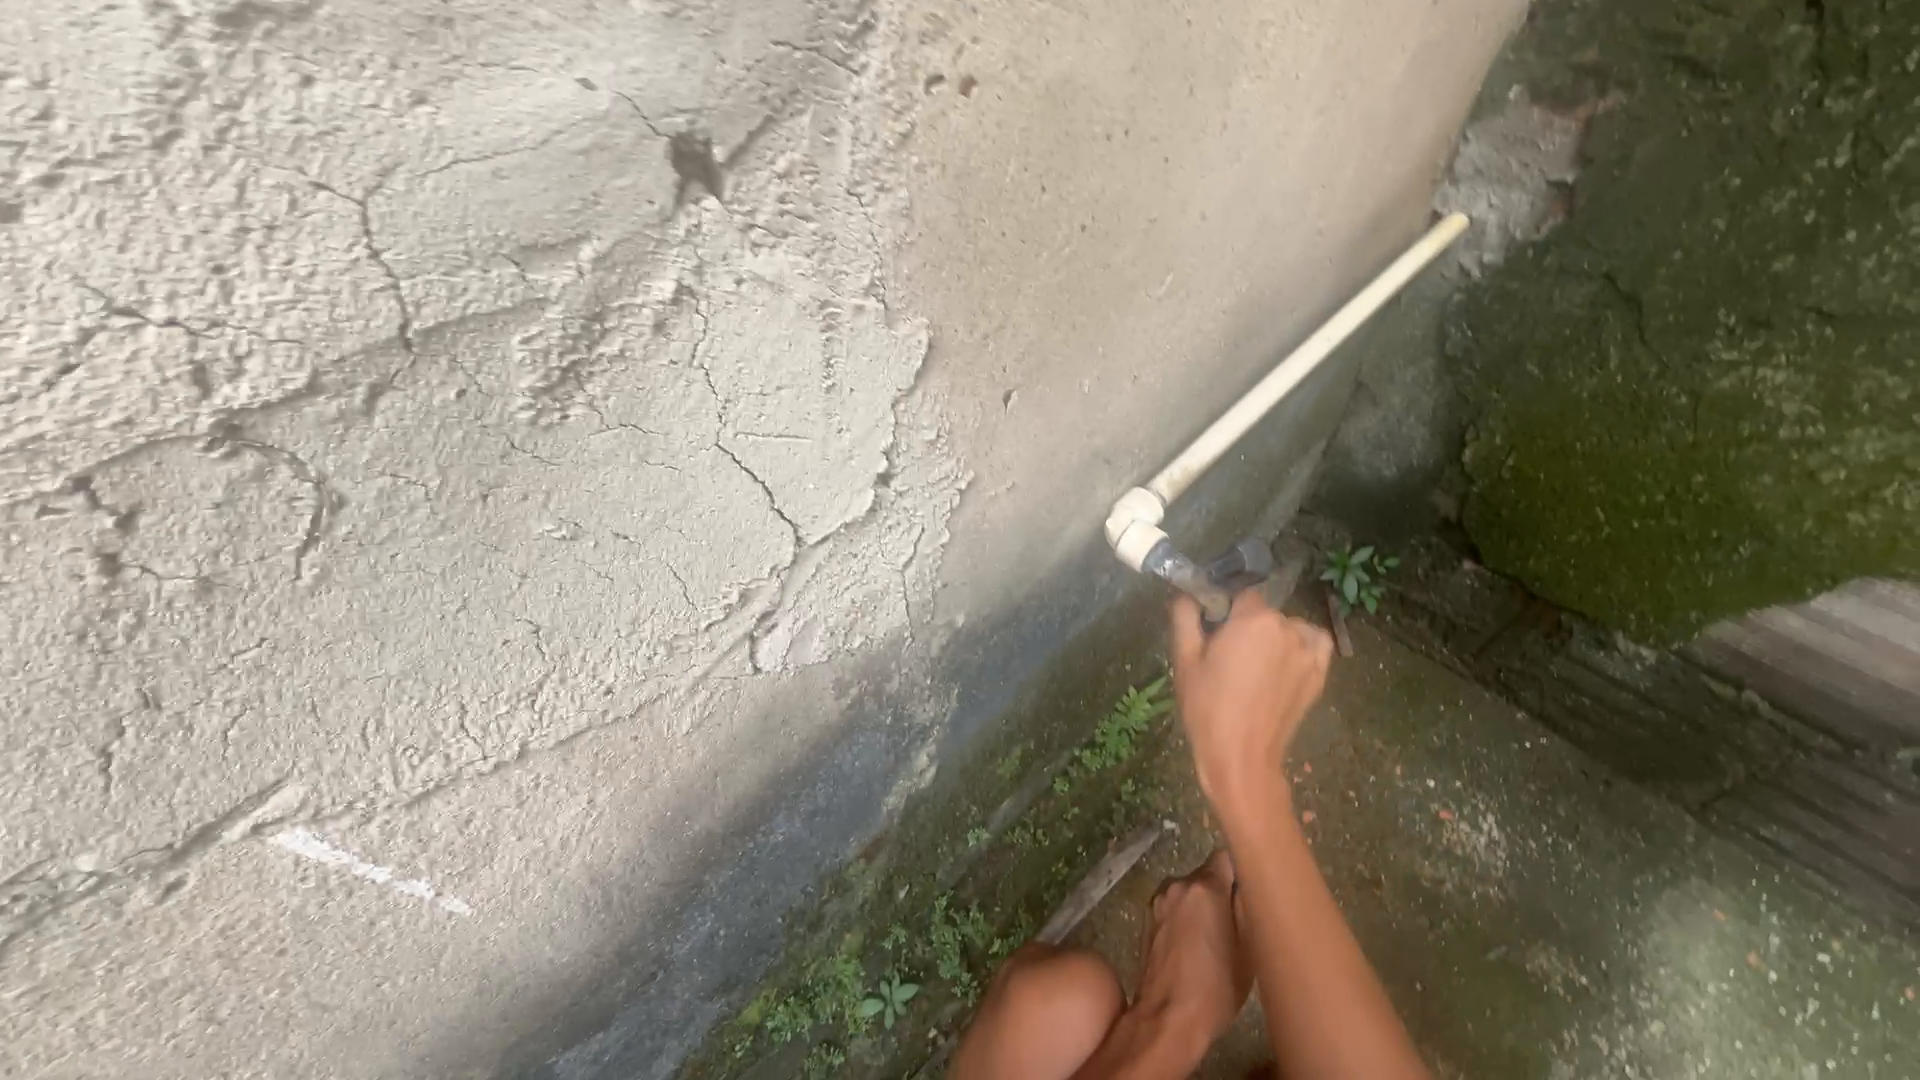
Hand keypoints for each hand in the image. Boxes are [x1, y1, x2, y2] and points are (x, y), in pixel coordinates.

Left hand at [1133, 850, 1252, 1042]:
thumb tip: (1247, 885)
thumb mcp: (1249, 951)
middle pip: (1207, 875)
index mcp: (1204, 887)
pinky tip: (1193, 946)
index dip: (1242, 871)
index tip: (1252, 891)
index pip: (1227, 857)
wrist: (1167, 1017)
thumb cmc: (1216, 987)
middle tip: (1238, 923)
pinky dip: (1185, 918)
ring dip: (1202, 906)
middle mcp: (1177, 885)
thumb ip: (1248, 908)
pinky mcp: (1146, 919)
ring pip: (1189, 892)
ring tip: (1216, 939)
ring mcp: (1157, 901)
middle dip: (1223, 892)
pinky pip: (1174, 907)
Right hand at [1169, 589, 1332, 818]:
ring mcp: (1308, 651)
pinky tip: (1284, 663)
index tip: (1211, 629)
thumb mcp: (1185, 660)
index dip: (1225, 608)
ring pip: (1287, 628)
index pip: (1240, 593)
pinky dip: (1302, 645)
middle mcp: (1286, 628)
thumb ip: (1185, 617)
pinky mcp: (1319, 674)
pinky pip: (1314, 644)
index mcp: (1253, 619)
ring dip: (1273, 637)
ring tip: (1255, 666)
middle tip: (1226, 656)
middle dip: (1246, 625)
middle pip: (1263, 612)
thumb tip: (1188, 595)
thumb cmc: (1207, 707)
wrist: (1240, 757)